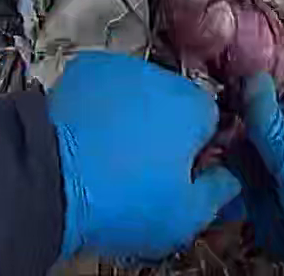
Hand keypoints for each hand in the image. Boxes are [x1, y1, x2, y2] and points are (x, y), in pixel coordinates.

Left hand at [46, 51, 241, 260]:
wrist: (52, 176)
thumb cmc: (123, 197)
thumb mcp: (182, 217)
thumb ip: (217, 192)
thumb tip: (230, 178)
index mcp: (193, 108)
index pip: (211, 120)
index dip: (198, 148)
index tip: (181, 172)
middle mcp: (163, 76)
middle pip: (175, 101)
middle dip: (166, 127)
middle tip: (144, 166)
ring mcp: (124, 66)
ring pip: (140, 90)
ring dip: (134, 112)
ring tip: (111, 151)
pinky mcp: (90, 66)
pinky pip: (105, 83)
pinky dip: (101, 101)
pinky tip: (89, 130)